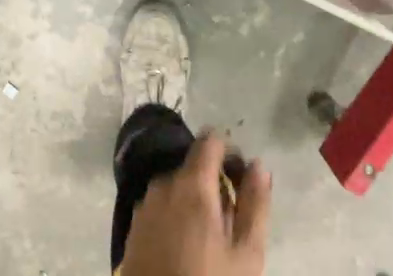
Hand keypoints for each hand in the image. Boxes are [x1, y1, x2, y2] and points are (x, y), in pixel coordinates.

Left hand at [120, 134, 271, 275]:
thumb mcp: (246, 253)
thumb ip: (256, 204)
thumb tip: (259, 165)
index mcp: (192, 184)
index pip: (210, 141)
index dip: (230, 151)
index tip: (242, 178)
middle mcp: (163, 184)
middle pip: (195, 167)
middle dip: (215, 185)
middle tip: (231, 222)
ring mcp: (144, 204)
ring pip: (177, 187)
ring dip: (195, 201)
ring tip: (210, 239)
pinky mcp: (134, 225)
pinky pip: (161, 205)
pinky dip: (176, 214)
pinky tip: (185, 246)